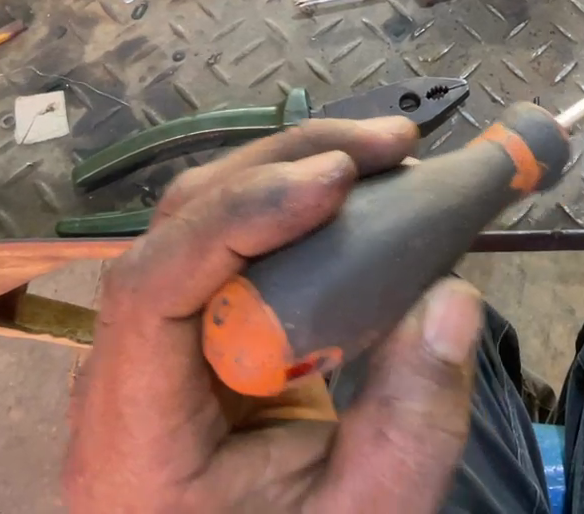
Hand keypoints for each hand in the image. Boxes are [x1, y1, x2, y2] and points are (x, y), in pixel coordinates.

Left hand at [63, 118, 484, 513]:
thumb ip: (410, 427)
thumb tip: (452, 297)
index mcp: (135, 438)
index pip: (152, 289)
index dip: (238, 216)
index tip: (340, 184)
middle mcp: (131, 369)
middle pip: (183, 223)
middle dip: (287, 165)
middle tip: (392, 145)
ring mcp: (167, 337)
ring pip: (211, 211)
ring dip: (300, 166)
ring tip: (389, 152)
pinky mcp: (209, 321)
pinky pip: (245, 235)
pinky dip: (307, 198)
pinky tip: (364, 188)